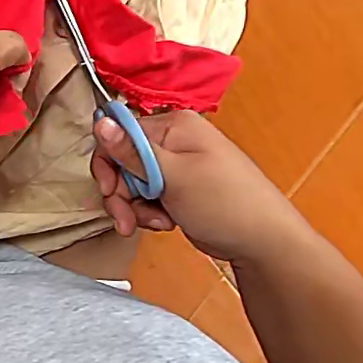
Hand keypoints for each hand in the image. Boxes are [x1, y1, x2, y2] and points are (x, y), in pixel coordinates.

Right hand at [91, 110, 314, 265]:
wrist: (261, 240)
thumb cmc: (227, 203)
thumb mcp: (173, 176)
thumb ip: (133, 151)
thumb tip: (101, 121)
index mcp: (174, 125)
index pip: (120, 133)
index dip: (108, 163)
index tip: (109, 189)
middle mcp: (174, 141)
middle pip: (123, 161)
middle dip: (121, 193)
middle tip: (127, 218)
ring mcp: (177, 166)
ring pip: (133, 183)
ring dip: (135, 207)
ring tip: (156, 222)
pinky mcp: (178, 190)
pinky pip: (147, 198)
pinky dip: (149, 213)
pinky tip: (166, 224)